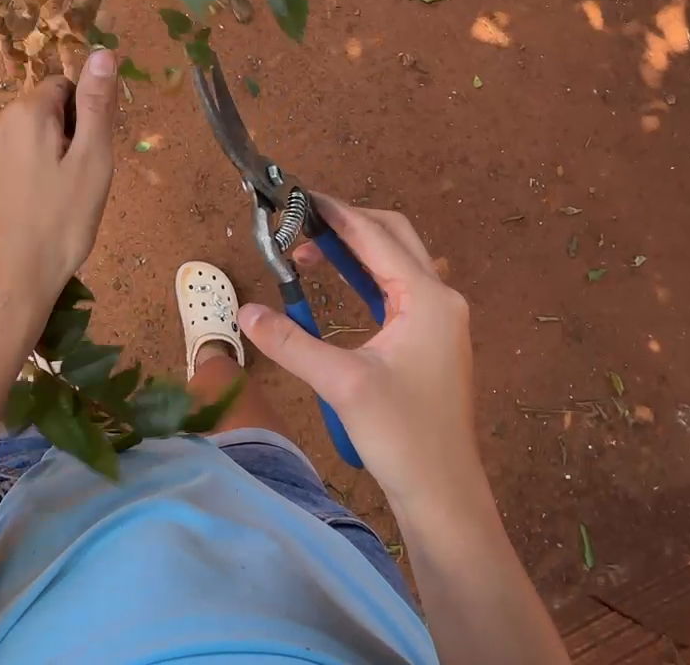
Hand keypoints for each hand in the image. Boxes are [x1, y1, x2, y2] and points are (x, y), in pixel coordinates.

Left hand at [0, 49, 119, 377]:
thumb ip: (96, 104)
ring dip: (43, 155)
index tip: (88, 157)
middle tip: (75, 185)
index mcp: (25, 112)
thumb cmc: (59, 224)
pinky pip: (7, 158)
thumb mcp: (91, 162)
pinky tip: (30, 209)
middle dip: (64, 136)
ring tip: (53, 201)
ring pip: (25, 136)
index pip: (64, 87)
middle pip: (42, 110)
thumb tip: (102, 51)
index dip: (84, 118)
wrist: (6, 282)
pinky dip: (23, 174)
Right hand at [237, 197, 478, 503]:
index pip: (375, 236)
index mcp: (427, 299)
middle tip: (299, 223)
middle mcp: (439, 299)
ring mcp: (438, 319)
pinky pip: (394, 287)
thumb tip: (246, 312)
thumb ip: (290, 342)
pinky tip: (336, 281)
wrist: (444, 492)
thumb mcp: (340, 383)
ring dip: (354, 247)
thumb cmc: (402, 435)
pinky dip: (362, 273)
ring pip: (395, 260)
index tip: (297, 197)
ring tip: (308, 249)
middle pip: (392, 236)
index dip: (334, 212)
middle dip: (346, 223)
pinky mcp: (429, 338)